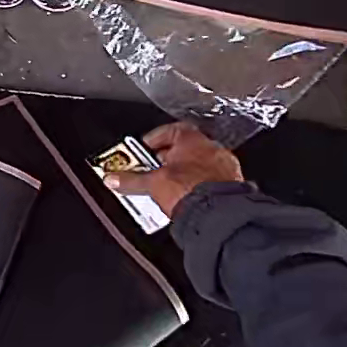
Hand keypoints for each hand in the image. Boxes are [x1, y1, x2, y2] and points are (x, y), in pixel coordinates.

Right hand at [103, 121, 243, 216]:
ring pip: (199, 165)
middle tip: (151, 169)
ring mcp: (225, 167)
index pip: (171, 130)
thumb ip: (131, 179)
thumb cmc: (190, 190)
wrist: (217, 216)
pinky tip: (186, 197)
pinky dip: (197, 186)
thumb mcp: (152, 183)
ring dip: (184, 173)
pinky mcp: (233, 186)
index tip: (144, 148)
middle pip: (185, 148)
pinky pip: (211, 180)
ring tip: (167, 187)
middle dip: (167, 158)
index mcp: (193, 139)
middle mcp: (212, 149)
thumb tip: (113, 178)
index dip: (155, 139)